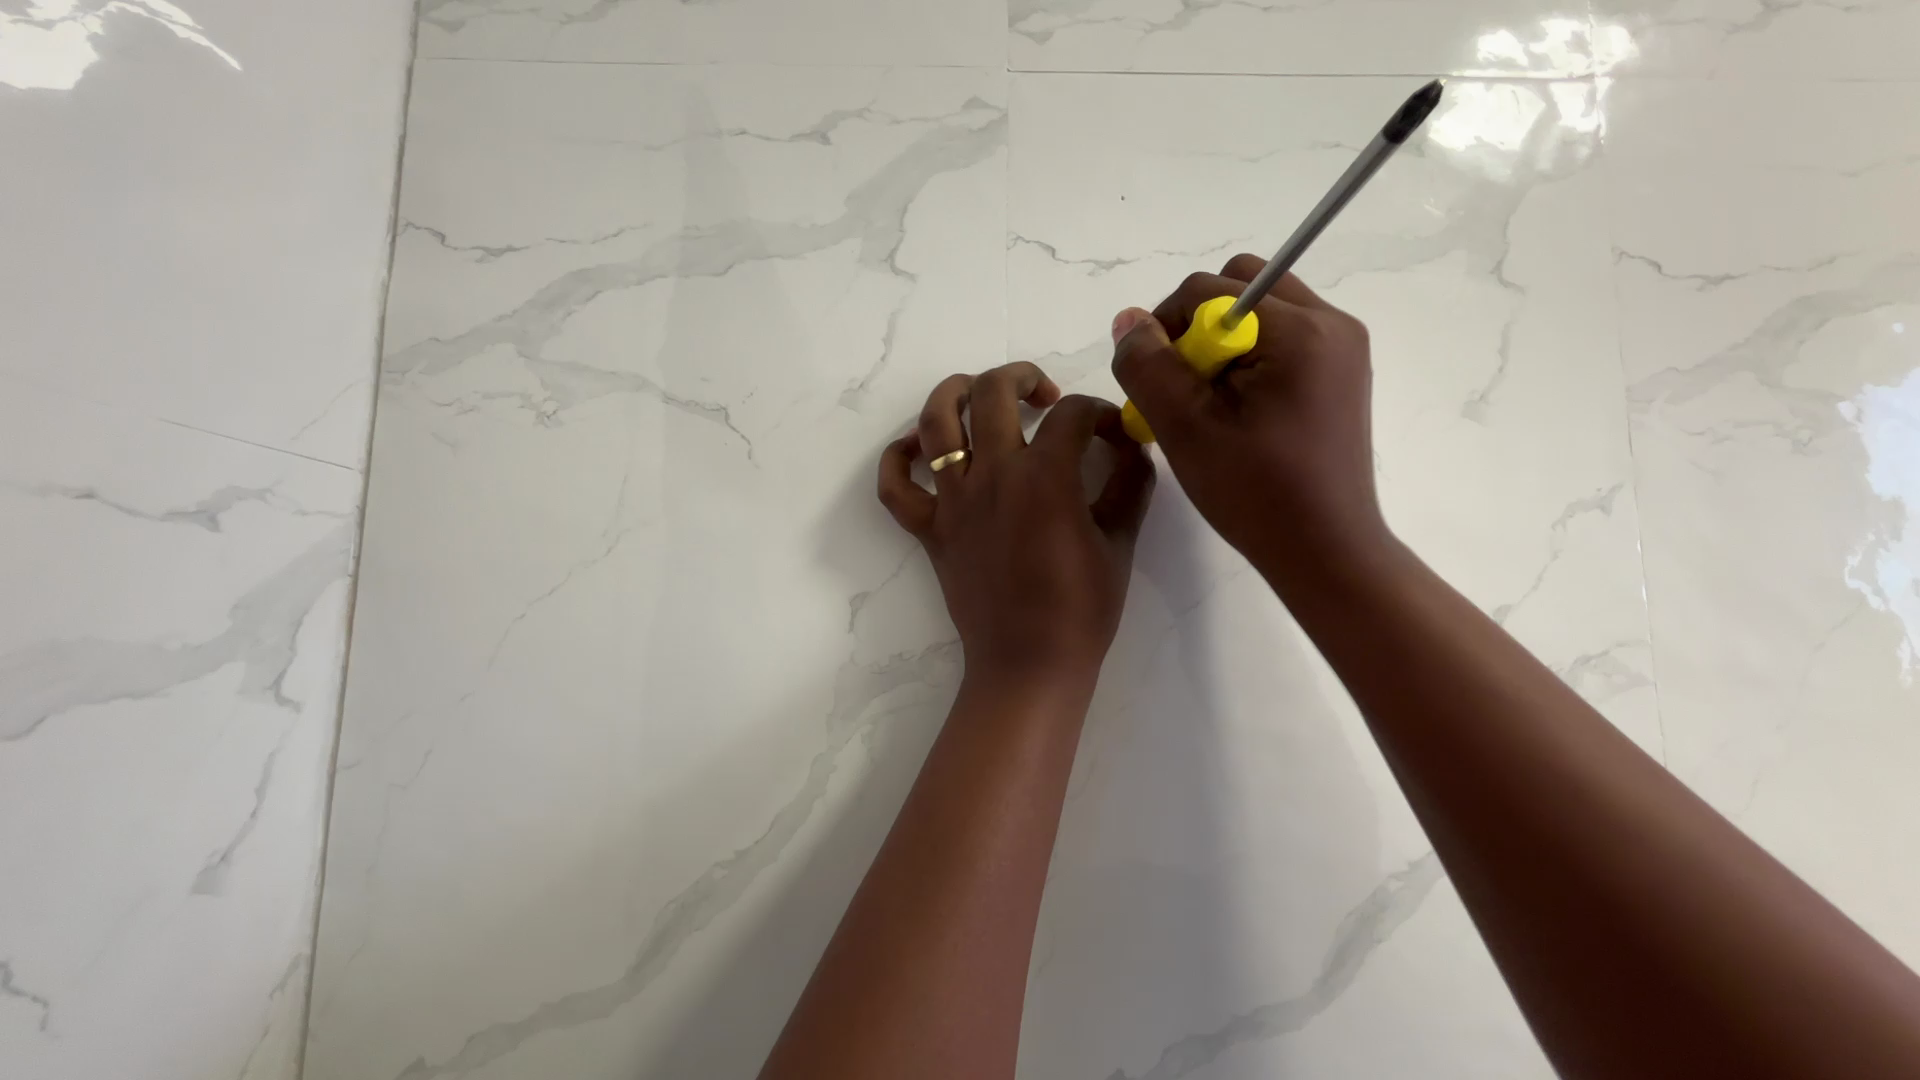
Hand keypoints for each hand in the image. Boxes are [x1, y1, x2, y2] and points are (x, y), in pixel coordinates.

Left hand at [878, 362, 1154, 688]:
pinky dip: (898, 458)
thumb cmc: (1082, 610)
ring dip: (955, 392)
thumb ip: (1130, 485)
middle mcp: (992, 474)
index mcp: (1045, 476)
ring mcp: (953, 501)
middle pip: (994, 392)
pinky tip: (917, 448)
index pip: (1073, 416)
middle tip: (1044, 396)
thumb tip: (1135, 448)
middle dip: (1024, 376)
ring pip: (934, 421)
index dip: (1099, 413)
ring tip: (978, 396)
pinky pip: (895, 486)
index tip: (1110, 432)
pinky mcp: (929, 530)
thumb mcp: (1120, 542)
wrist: (1029, 664)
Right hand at [1110, 255, 1387, 586]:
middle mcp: (1331, 323)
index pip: (1208, 289)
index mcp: (1301, 331)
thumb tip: (1129, 321)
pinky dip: (1248, 359)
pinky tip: (1238, 412)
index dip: (1165, 327)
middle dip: (1198, 325)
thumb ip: (1148, 367)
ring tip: (1211, 404)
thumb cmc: (1254, 494)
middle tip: (1187, 387)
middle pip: (1240, 284)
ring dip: (1222, 343)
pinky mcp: (1340, 372)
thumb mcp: (1186, 429)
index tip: (1156, 383)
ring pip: (1260, 309)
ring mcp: (1342, 347)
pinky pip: (1281, 338)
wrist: (1324, 550)